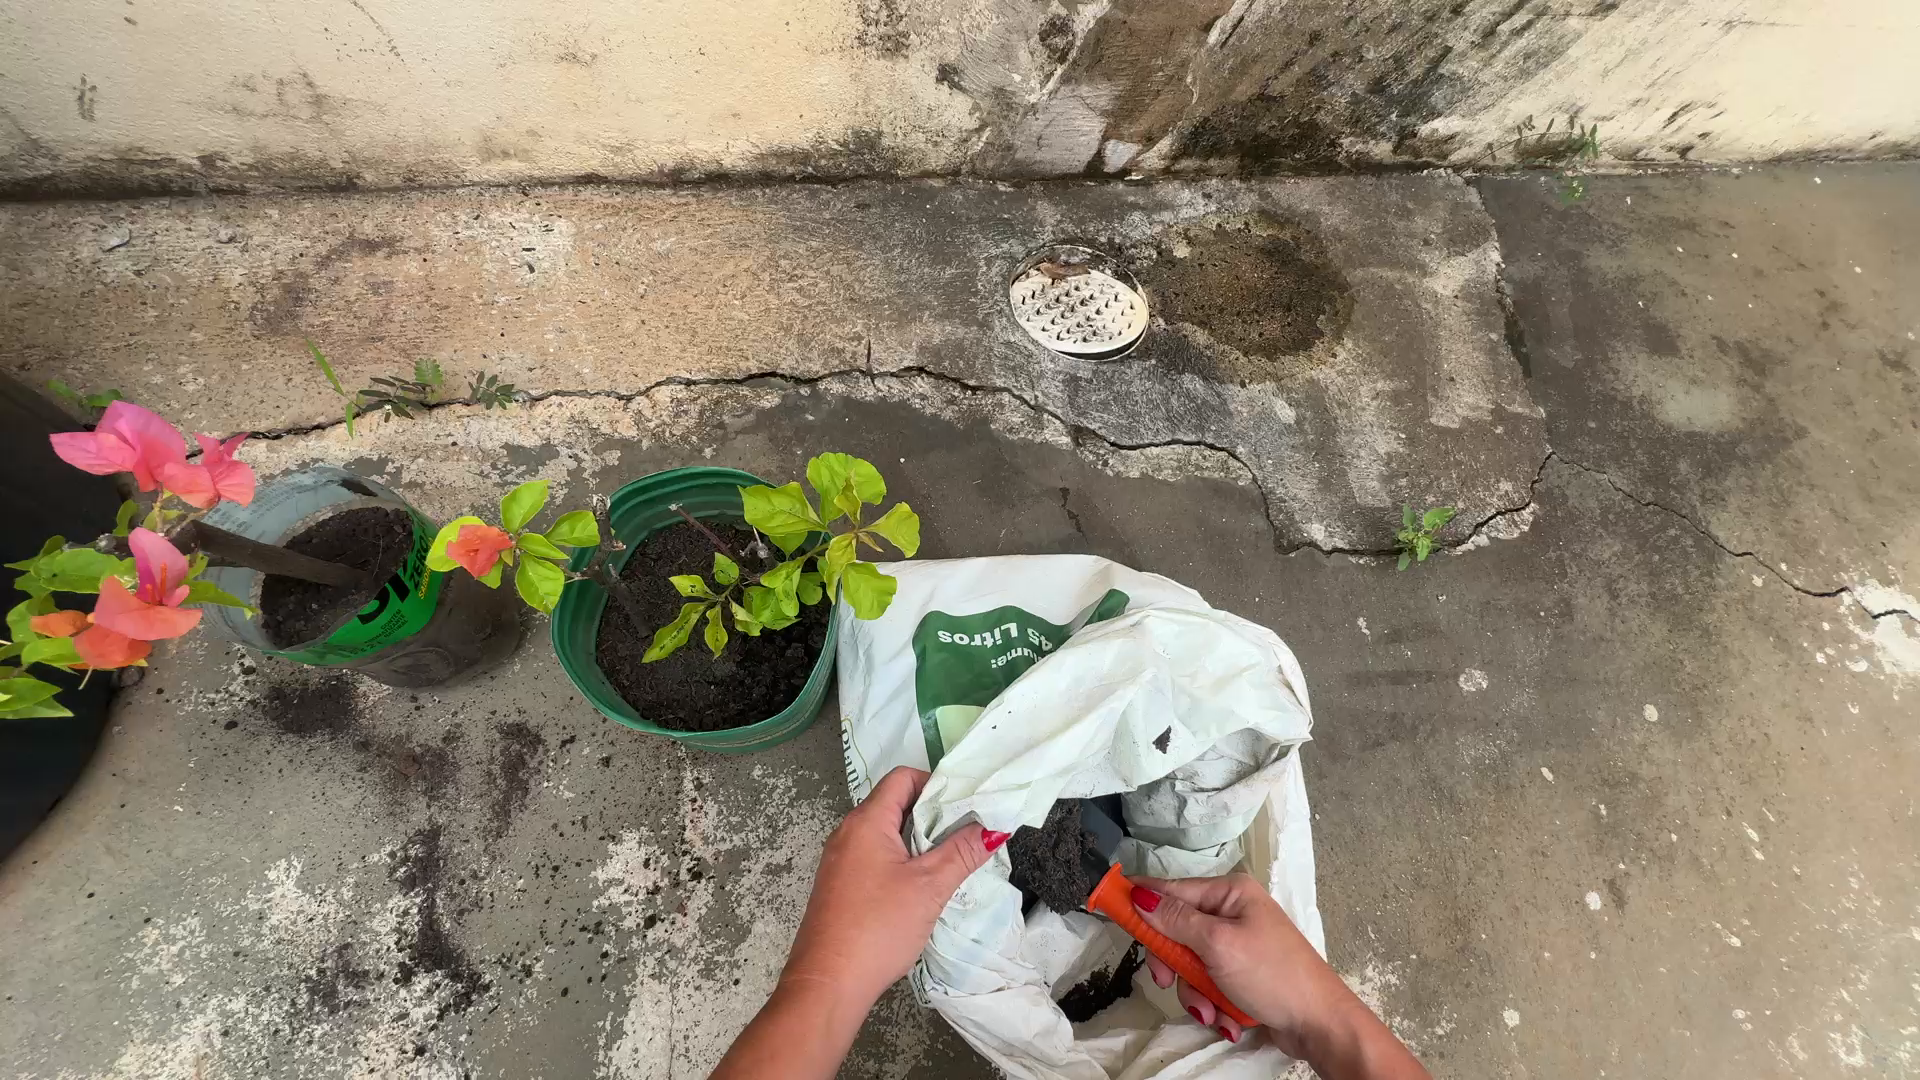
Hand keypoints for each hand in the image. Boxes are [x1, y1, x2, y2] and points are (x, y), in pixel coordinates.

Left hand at [781, 766, 1005, 1007]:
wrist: (827, 985)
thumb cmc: (878, 928)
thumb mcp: (929, 887)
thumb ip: (962, 852)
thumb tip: (993, 828)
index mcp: (866, 821)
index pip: (902, 777)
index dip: (934, 783)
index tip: (962, 806)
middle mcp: (848, 831)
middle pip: (894, 801)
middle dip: (930, 813)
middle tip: (963, 833)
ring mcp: (840, 858)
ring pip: (884, 830)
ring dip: (916, 838)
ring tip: (946, 859)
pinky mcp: (838, 883)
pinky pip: (873, 853)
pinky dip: (898, 857)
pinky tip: (918, 884)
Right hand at [1131, 875, 1428, 1077]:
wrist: (1322, 1026)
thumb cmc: (1271, 974)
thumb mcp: (1217, 945)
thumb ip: (1175, 920)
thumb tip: (1139, 894)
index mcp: (1228, 892)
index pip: (1171, 890)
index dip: (1141, 900)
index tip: (1110, 904)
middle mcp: (1231, 911)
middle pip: (1176, 929)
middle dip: (1173, 963)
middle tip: (1168, 981)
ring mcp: (1237, 942)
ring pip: (1189, 961)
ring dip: (1194, 991)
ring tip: (1211, 1012)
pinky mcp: (1241, 972)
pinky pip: (1208, 980)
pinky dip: (1210, 1001)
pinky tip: (1225, 1018)